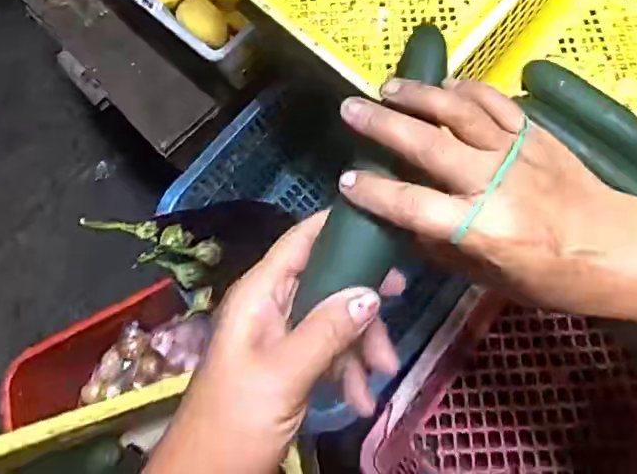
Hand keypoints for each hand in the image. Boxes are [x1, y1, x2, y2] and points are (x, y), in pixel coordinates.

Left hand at [148, 212, 401, 473]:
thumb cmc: (237, 415)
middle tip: (399, 300)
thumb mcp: (284, 372)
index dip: (332, 225)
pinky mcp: (288, 367)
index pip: (299, 241)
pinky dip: (346, 370)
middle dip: (358, 298)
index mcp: (259, 292)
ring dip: (358, 344)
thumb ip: (326, 329)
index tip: (375, 220)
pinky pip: (325, 352)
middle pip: (323, 280)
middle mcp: (269, 305)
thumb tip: (369, 291)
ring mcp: (279, 336)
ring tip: (380, 376)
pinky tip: (360, 401)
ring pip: (330, 318)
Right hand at [337, 78, 636, 321]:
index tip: (345, 180)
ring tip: (387, 87)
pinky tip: (443, 84)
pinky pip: (494, 101)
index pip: (415, 206)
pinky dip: (465, 88)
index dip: (375, 193)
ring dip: (418, 95)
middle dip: (382, 124)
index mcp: (486, 228)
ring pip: (457, 112)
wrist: (629, 249)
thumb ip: (446, 250)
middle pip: (427, 145)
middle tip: (350, 108)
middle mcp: (495, 183)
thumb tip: (401, 224)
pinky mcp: (534, 133)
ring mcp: (515, 151)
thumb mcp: (498, 281)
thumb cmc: (560, 278)